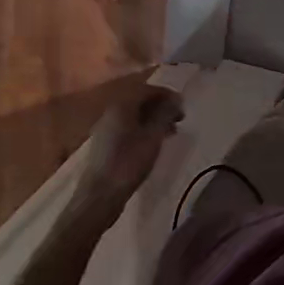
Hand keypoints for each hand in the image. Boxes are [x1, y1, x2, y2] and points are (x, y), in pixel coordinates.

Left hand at [76, 83, 182, 203]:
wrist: (100, 194)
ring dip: (154, 118)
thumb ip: (165, 115)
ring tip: (171, 131)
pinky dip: (144, 129)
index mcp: (121, 107)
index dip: (167, 94)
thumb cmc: (129, 162)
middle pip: (139, 101)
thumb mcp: (153, 137)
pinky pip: (128, 127)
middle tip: (179, 118)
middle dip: (161, 106)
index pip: (146, 89)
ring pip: (134, 115)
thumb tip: (175, 99)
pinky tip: (154, 142)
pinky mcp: (106, 144)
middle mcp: (111, 113)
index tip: (183, 104)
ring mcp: (106, 129)